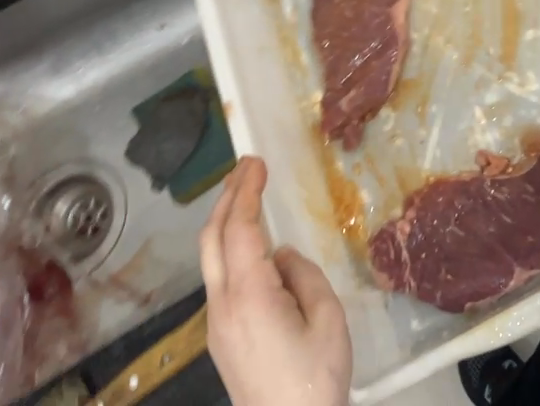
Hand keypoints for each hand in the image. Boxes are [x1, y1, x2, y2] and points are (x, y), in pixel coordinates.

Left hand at [200, 157, 351, 405]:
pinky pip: (221, 279)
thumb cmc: (316, 377)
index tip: (257, 162)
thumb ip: (304, 276)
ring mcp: (217, 324)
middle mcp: (223, 305)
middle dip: (227, 197)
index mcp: (250, 296)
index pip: (240, 229)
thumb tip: (280, 257)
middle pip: (212, 240)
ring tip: (248, 194)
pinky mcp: (221, 337)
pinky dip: (230, 247)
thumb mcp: (328, 319)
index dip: (247, 191)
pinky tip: (252, 243)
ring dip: (226, 221)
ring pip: (211, 259)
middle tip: (247, 166)